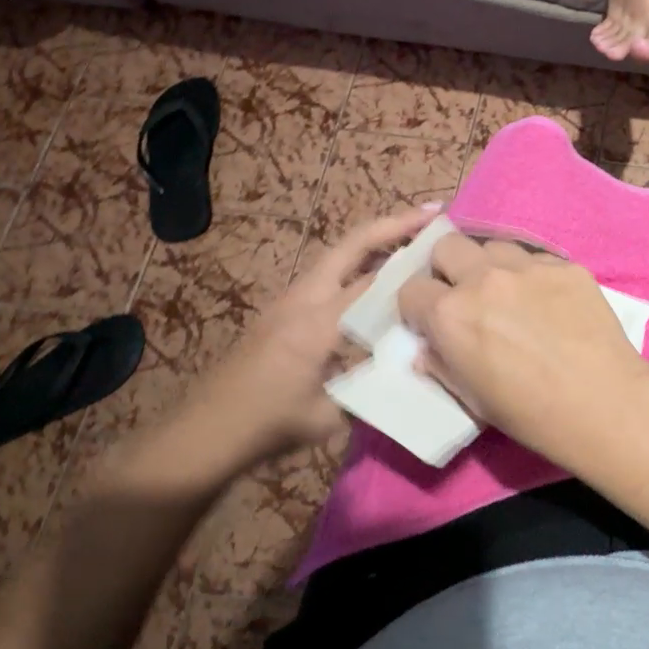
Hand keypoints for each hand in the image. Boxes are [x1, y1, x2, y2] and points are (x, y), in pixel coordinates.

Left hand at [180, 208, 439, 466]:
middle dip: (395, 223)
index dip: (414, 258)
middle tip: (434, 212)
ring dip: (377, 240)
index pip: (376, 278)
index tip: (449, 242)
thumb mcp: (331, 416)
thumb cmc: (266, 427)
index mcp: (318, 322)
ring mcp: (289, 301)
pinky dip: (361, 263)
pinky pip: (329, 275)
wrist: (199, 436)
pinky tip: (381, 277)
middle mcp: (303, 299)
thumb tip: (418, 370)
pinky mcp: (283, 312)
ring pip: (339, 256)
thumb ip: (375, 387)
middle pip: (353, 244)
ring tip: (417, 238)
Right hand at [398, 233, 648, 462]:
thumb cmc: (529, 412)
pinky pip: (538, 259)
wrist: (601, 402)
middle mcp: (484, 279)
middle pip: (447, 246)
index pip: (411, 290)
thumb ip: (441, 364)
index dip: (418, 308)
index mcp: (450, 313)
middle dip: (448, 269)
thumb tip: (428, 348)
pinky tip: (548, 302)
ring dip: (492, 266)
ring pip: (495, 246)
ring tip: (509, 295)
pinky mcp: (567, 265)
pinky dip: (533, 275)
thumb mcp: (470, 398)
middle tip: (466, 297)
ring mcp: (529, 267)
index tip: (431, 322)